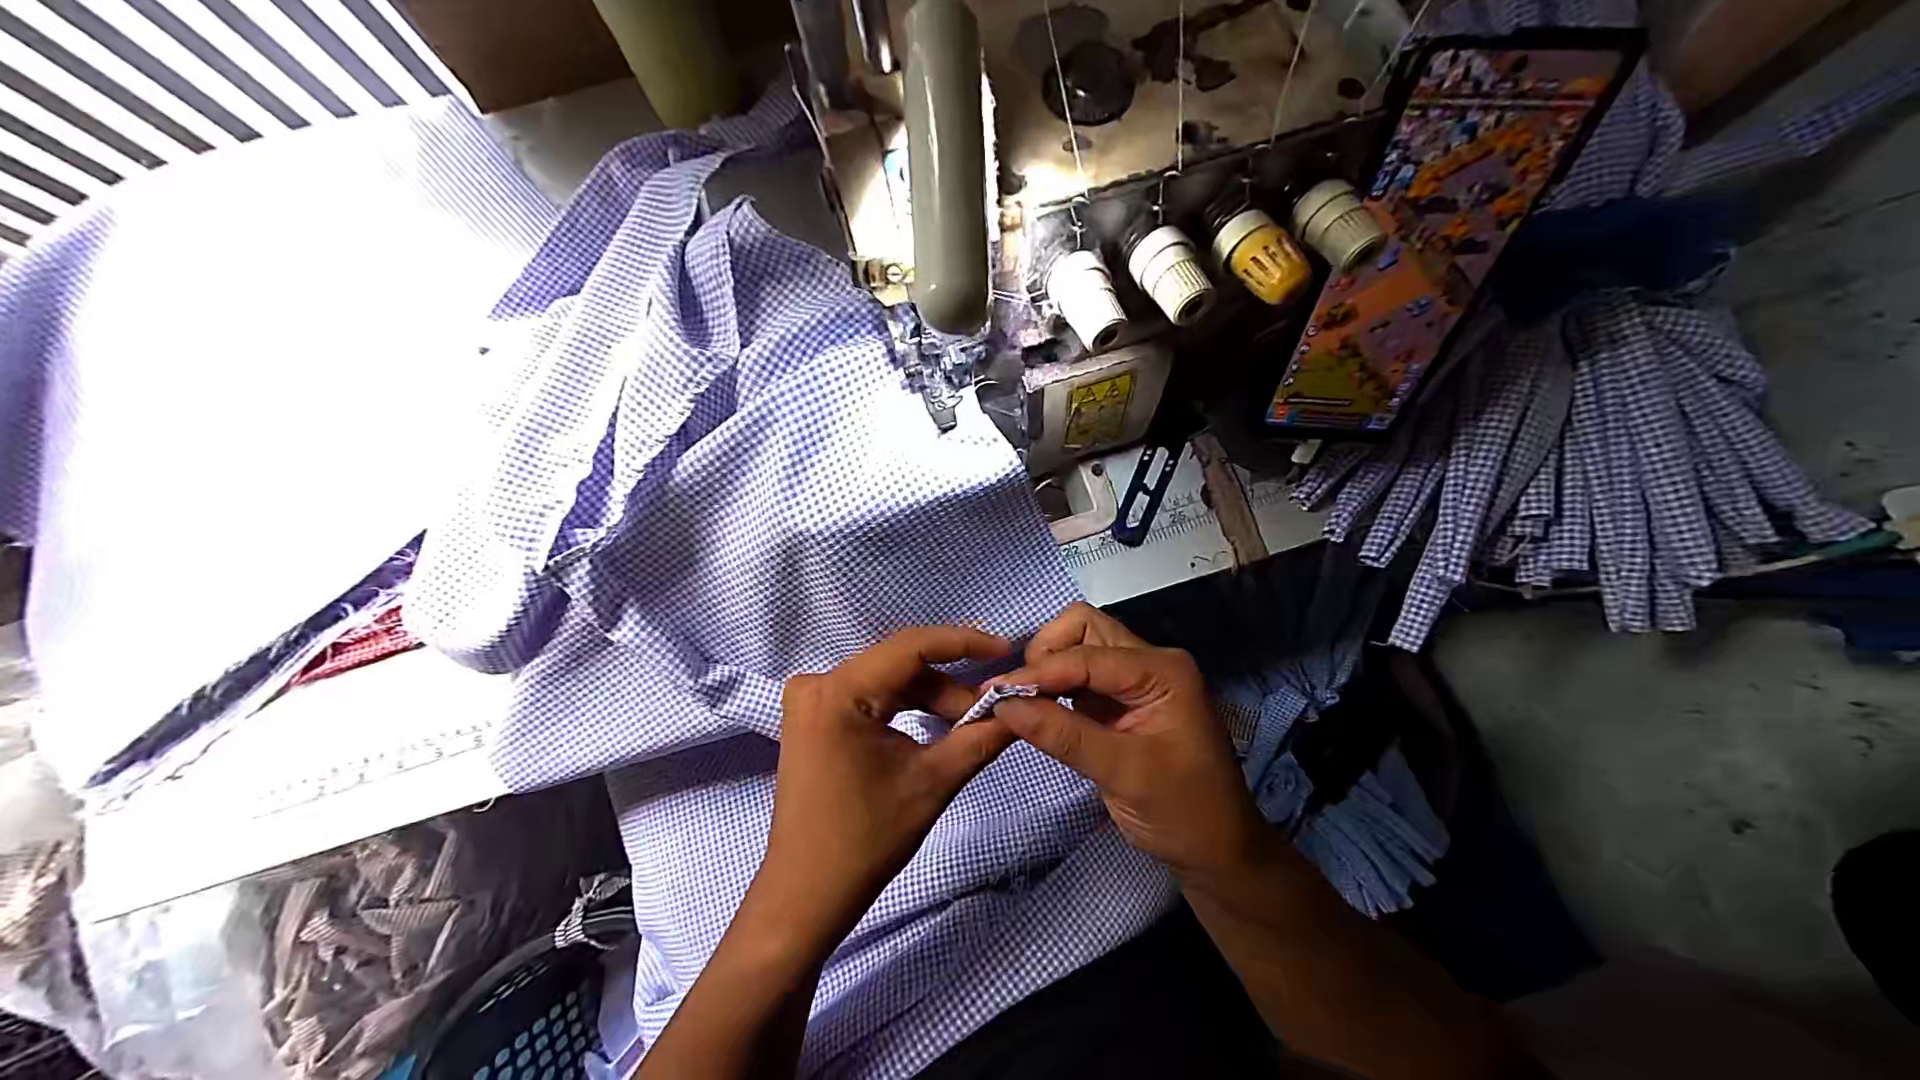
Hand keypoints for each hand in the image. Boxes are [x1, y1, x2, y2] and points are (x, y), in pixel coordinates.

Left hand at [755, 626, 1017, 942]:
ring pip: (888, 681)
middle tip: (992, 707)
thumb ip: (981, 738)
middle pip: (900, 666)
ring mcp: (811, 699)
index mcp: (837, 692)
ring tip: (970, 724)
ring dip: (931, 699)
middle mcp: (817, 683)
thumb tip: (1021, 708)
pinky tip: (937, 726)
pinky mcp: (814, 717)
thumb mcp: (933, 782)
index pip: (910, 647)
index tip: (1004, 649)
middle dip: (950, 686)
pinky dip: (907, 708)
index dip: (963, 643)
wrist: (808, 892)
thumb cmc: (867, 840)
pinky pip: (871, 696)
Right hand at [993, 604, 1272, 876]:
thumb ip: (1063, 734)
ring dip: (1048, 667)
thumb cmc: (1185, 812)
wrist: (1220, 851)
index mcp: (1162, 671)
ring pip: (1080, 647)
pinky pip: (1080, 676)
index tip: (995, 695)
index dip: (1038, 673)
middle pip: (1084, 629)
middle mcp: (1150, 663)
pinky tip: (1037, 709)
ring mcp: (1136, 680)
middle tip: (1017, 694)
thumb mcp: (1124, 774)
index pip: (1086, 656)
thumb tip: (1005, 705)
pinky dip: (1055, 686)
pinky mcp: (1121, 700)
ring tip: (1021, 701)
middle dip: (1045, 654)